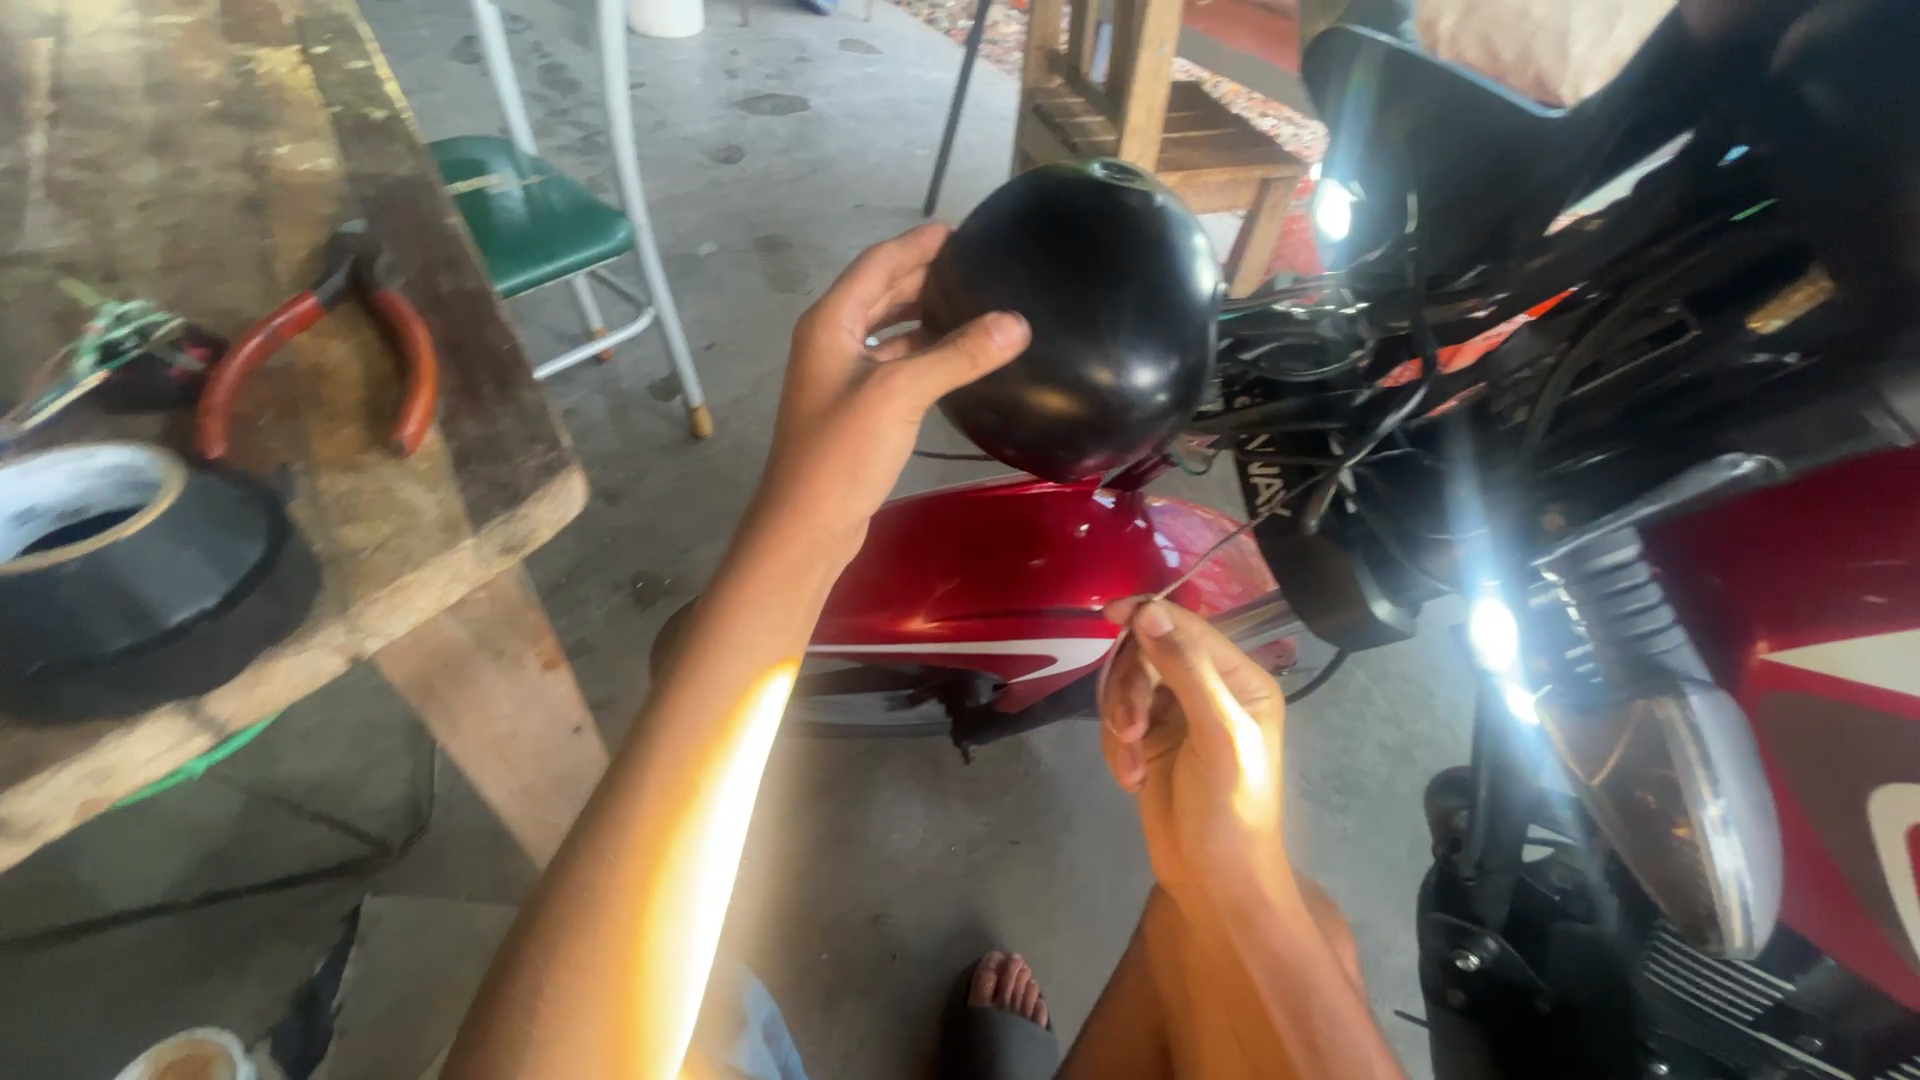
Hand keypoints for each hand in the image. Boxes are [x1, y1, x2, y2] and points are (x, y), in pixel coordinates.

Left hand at [755, 225, 1029, 564]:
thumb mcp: (901, 394)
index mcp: (830, 322)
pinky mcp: (855, 410)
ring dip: (924, 317)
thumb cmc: (843, 452)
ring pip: (888, 333)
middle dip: (924, 277)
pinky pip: (893, 366)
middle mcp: (831, 342)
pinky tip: (953, 359)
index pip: (878, 264)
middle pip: (881, 294)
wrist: (808, 524)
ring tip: (973, 305)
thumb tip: (1016, 323)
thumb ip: (958, 355)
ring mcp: (841, 378)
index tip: (962, 232)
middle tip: (976, 267)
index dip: (918, 244)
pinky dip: (921, 355)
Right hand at [1100, 597, 1288, 908]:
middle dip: (1131, 689)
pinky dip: (1118, 746)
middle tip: (1128, 728)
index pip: (1188, 628)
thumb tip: (1148, 612)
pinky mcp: (1152, 738)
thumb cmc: (1229, 810)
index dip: (1149, 615)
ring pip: (1128, 685)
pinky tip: (1132, 777)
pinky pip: (1118, 717)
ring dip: (1121, 721)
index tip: (1109, 615)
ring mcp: (1178, 713)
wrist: (1213, 881)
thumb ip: (1186, 669)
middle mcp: (1209, 688)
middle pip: (1148, 654)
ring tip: (1132, 761)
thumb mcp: (1217, 735)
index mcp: (1239, 680)